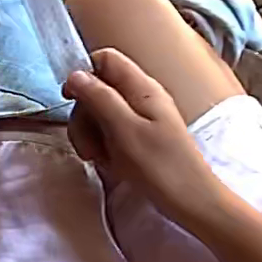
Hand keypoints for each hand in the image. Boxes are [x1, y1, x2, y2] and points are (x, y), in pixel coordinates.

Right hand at [63, 48, 230, 228]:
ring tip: (98, 159)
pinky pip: (111, 134)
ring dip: (91, 135)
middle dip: (84, 115)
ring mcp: (142, 119)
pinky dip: (103, 147)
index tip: (70, 100)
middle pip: (98, 90)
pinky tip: (108, 164)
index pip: (105, 60)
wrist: (192, 201)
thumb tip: (74, 74)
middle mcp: (141, 98)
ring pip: (101, 114)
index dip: (83, 75)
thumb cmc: (159, 166)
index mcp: (141, 88)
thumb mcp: (124, 130)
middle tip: (88, 145)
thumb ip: (99, 98)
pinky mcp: (140, 140)